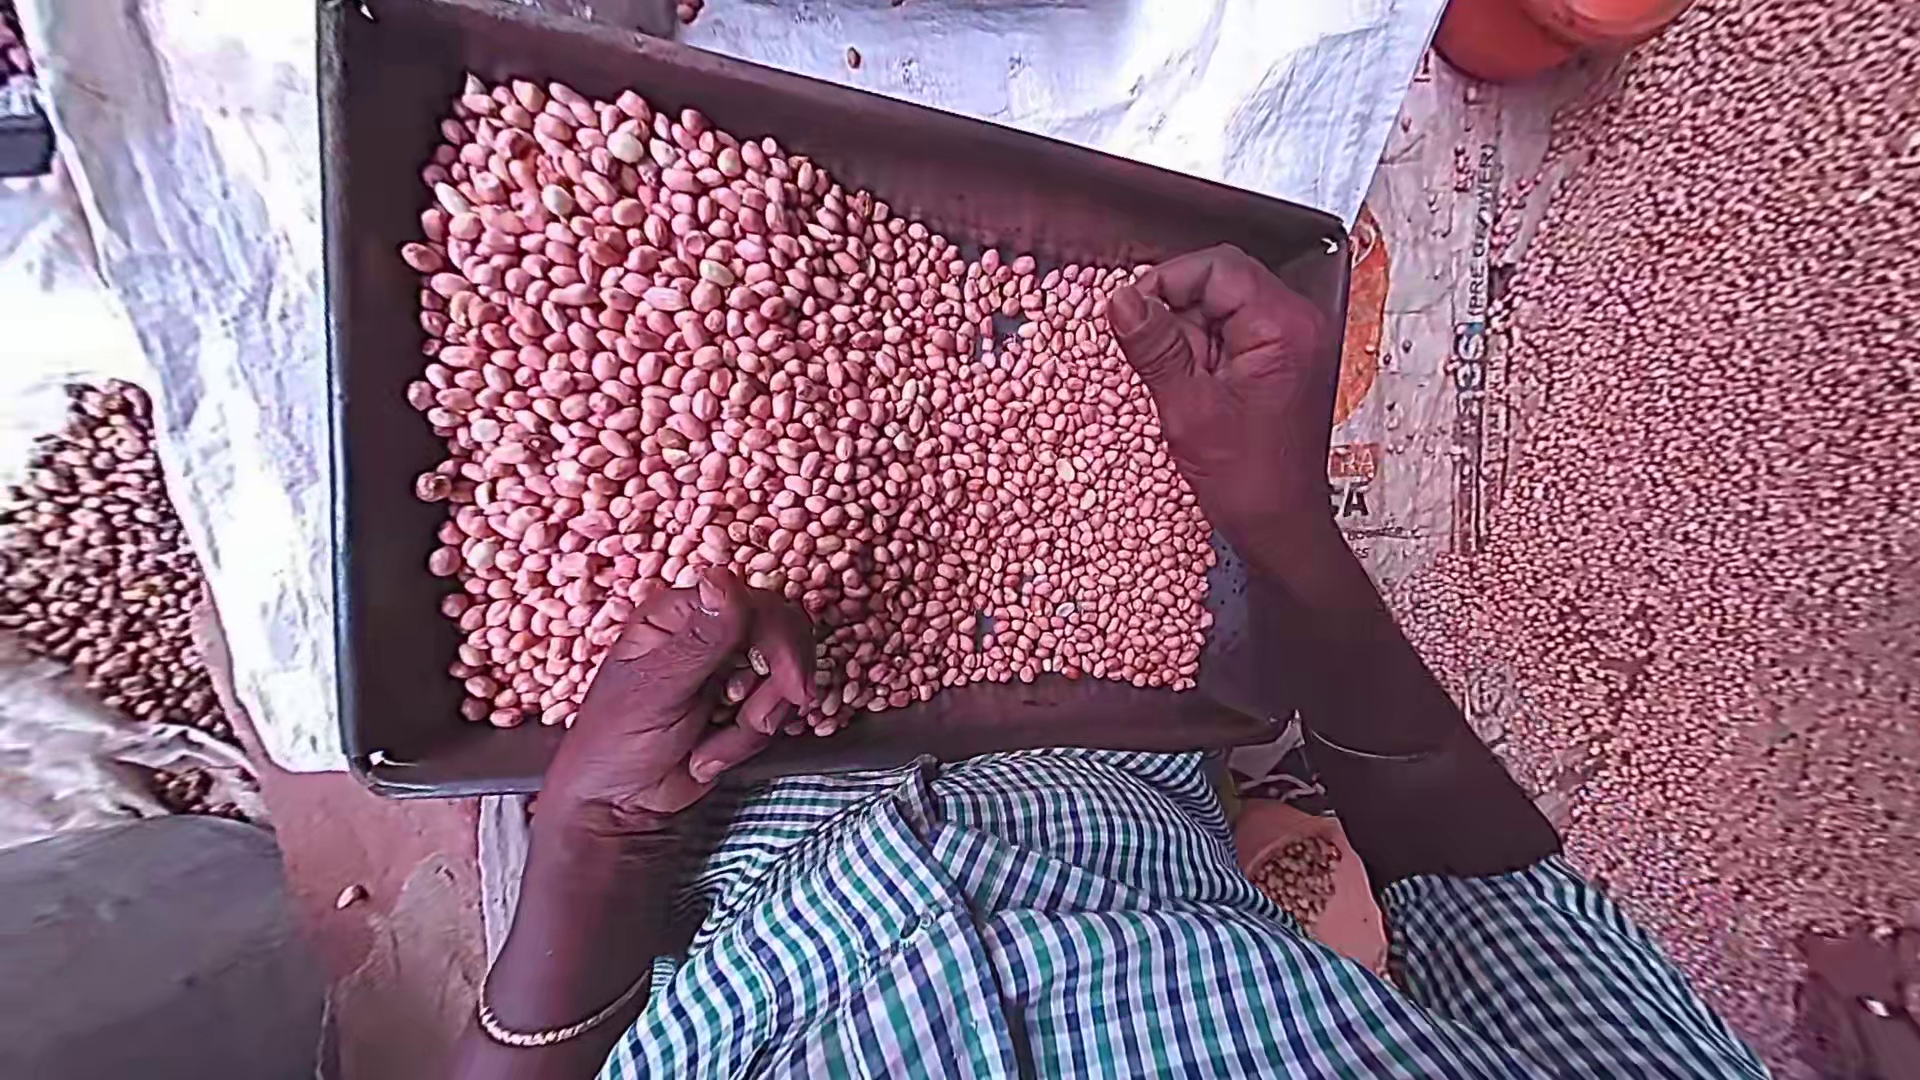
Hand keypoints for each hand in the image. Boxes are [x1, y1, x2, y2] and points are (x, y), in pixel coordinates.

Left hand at [539, 567, 814, 835]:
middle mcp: (712, 629)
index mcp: (682, 613)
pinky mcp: (746, 697)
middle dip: (775, 686)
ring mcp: (731, 663)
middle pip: (783, 633)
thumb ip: (699, 638)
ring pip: (786, 673)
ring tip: (711, 749)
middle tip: (758, 722)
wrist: (618, 807)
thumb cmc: (615, 743)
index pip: (756, 605)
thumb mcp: (657, 690)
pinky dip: (752, 737)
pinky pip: (779, 706)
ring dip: (759, 718)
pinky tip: (712, 753)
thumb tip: (721, 578)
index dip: (780, 642)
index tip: (790, 685)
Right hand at [1106, 244, 1338, 572]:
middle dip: (1174, 315)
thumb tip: (1120, 302)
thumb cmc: (1245, 478)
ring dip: (1185, 338)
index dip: (1165, 282)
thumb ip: (1155, 348)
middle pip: (1221, 283)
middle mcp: (1296, 324)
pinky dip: (1200, 355)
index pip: (1218, 267)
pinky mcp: (1278, 362)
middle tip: (1150, 356)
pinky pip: (1229, 336)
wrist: (1279, 521)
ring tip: (1179, 386)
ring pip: (1221, 310)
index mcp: (1282, 328)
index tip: (1129, 312)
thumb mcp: (1187, 409)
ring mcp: (1290, 343)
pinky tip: (1191, 390)